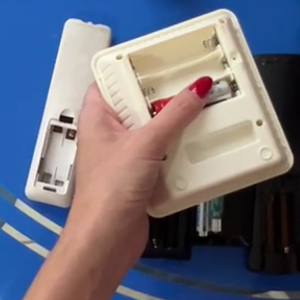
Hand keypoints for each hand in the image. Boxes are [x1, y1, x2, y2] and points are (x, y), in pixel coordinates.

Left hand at [64, 79, 210, 268]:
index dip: (134, 67)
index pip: (111, 78)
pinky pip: (163, 156)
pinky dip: (178, 152)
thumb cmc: (108, 191)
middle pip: (139, 104)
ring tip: (202, 109)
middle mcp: (109, 133)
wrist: (106, 241)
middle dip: (165, 97)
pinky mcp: (140, 177)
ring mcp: (124, 156)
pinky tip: (197, 145)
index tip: (163, 58)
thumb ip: (174, 115)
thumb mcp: (145, 144)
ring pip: (154, 131)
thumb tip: (196, 88)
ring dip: (175, 126)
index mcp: (97, 116)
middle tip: (193, 82)